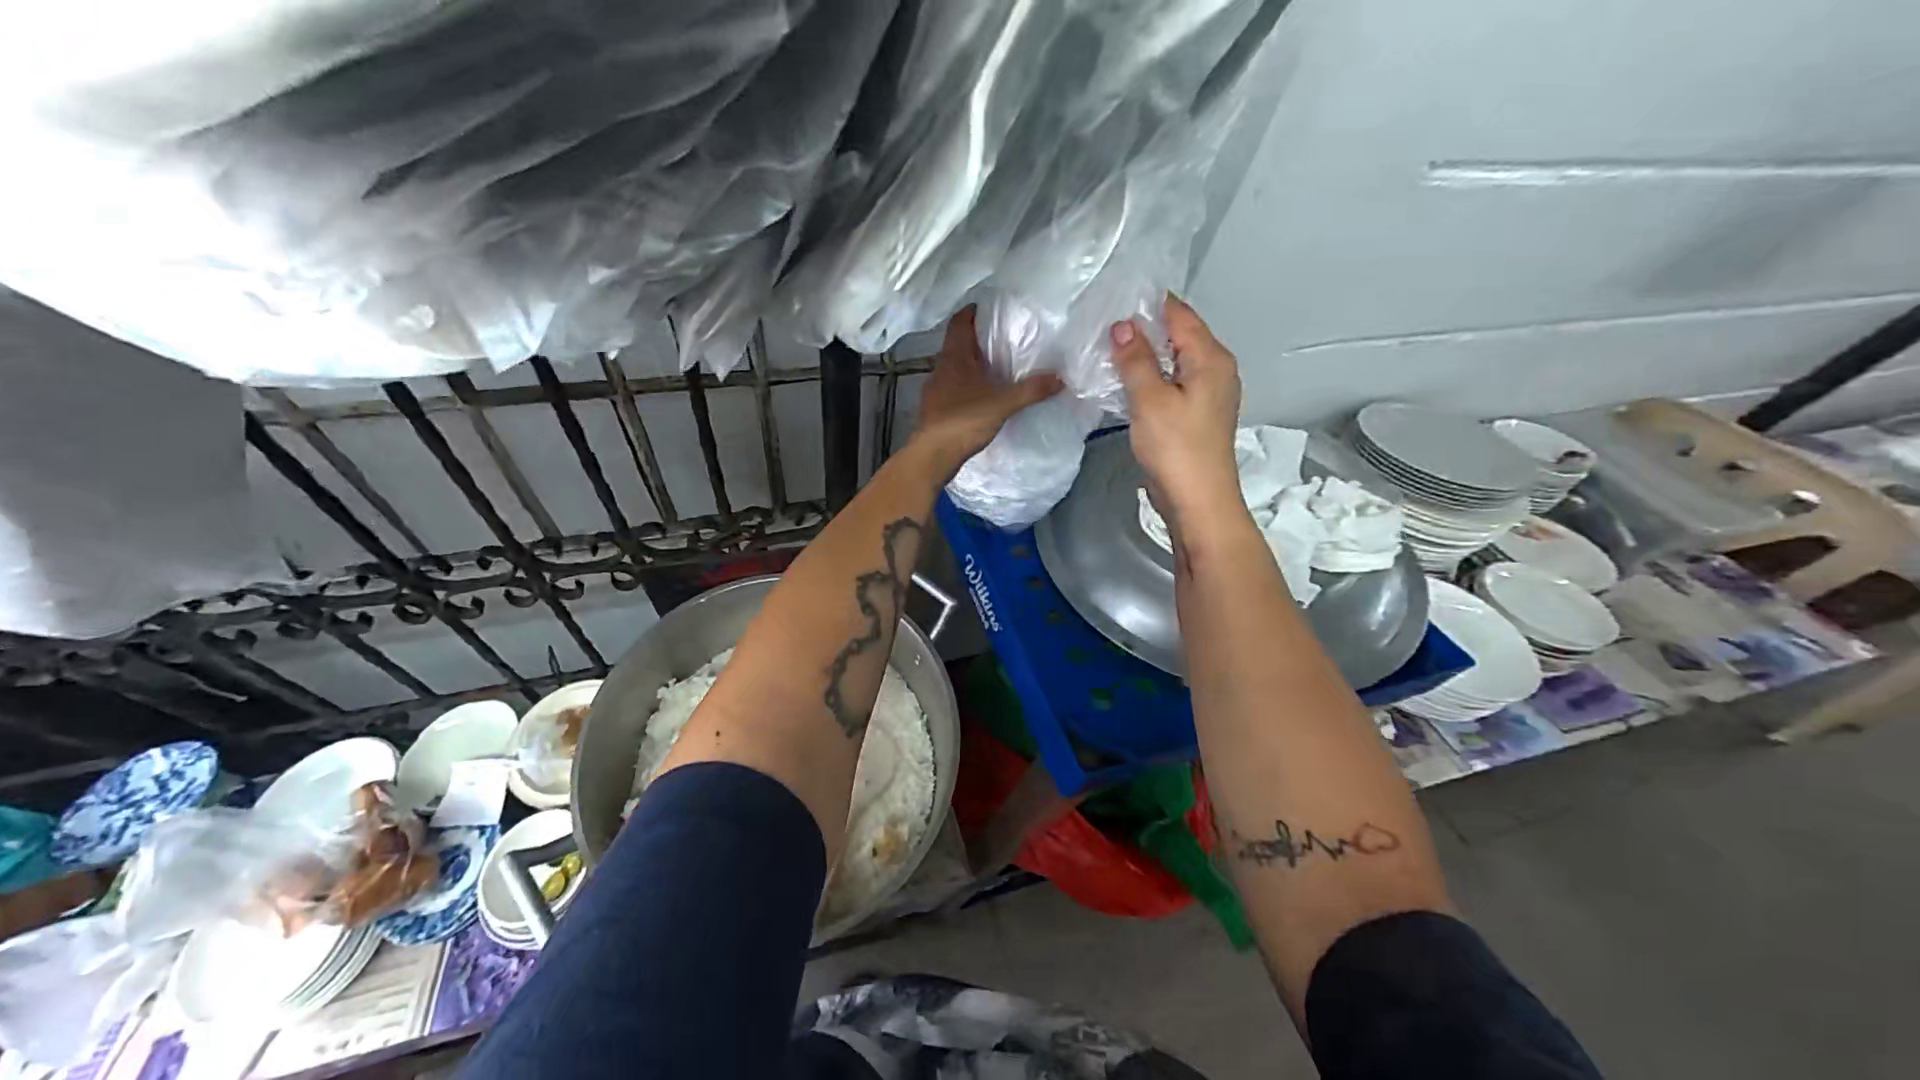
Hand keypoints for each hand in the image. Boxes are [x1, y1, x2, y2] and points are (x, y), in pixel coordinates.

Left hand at [911, 306, 1062, 472]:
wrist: (932, 455)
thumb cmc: (964, 420)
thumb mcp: (1003, 403)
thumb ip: (1031, 390)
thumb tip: (1060, 379)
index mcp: (954, 357)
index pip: (959, 323)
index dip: (971, 312)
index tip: (987, 308)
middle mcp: (941, 368)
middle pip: (956, 345)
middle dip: (975, 340)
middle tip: (998, 339)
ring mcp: (935, 390)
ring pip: (953, 369)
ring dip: (970, 366)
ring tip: (992, 368)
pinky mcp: (935, 410)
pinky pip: (952, 390)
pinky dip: (966, 388)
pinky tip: (979, 398)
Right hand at [1110, 295, 1242, 524]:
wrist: (1199, 501)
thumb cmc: (1176, 448)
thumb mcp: (1150, 399)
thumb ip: (1136, 359)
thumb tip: (1123, 325)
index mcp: (1211, 358)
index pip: (1180, 313)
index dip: (1148, 303)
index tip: (1114, 296)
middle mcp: (1217, 369)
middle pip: (1180, 334)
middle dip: (1145, 326)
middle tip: (1104, 321)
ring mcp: (1210, 393)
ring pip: (1175, 360)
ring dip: (1147, 353)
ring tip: (1110, 347)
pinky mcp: (1198, 414)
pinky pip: (1174, 381)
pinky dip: (1153, 376)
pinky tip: (1128, 381)